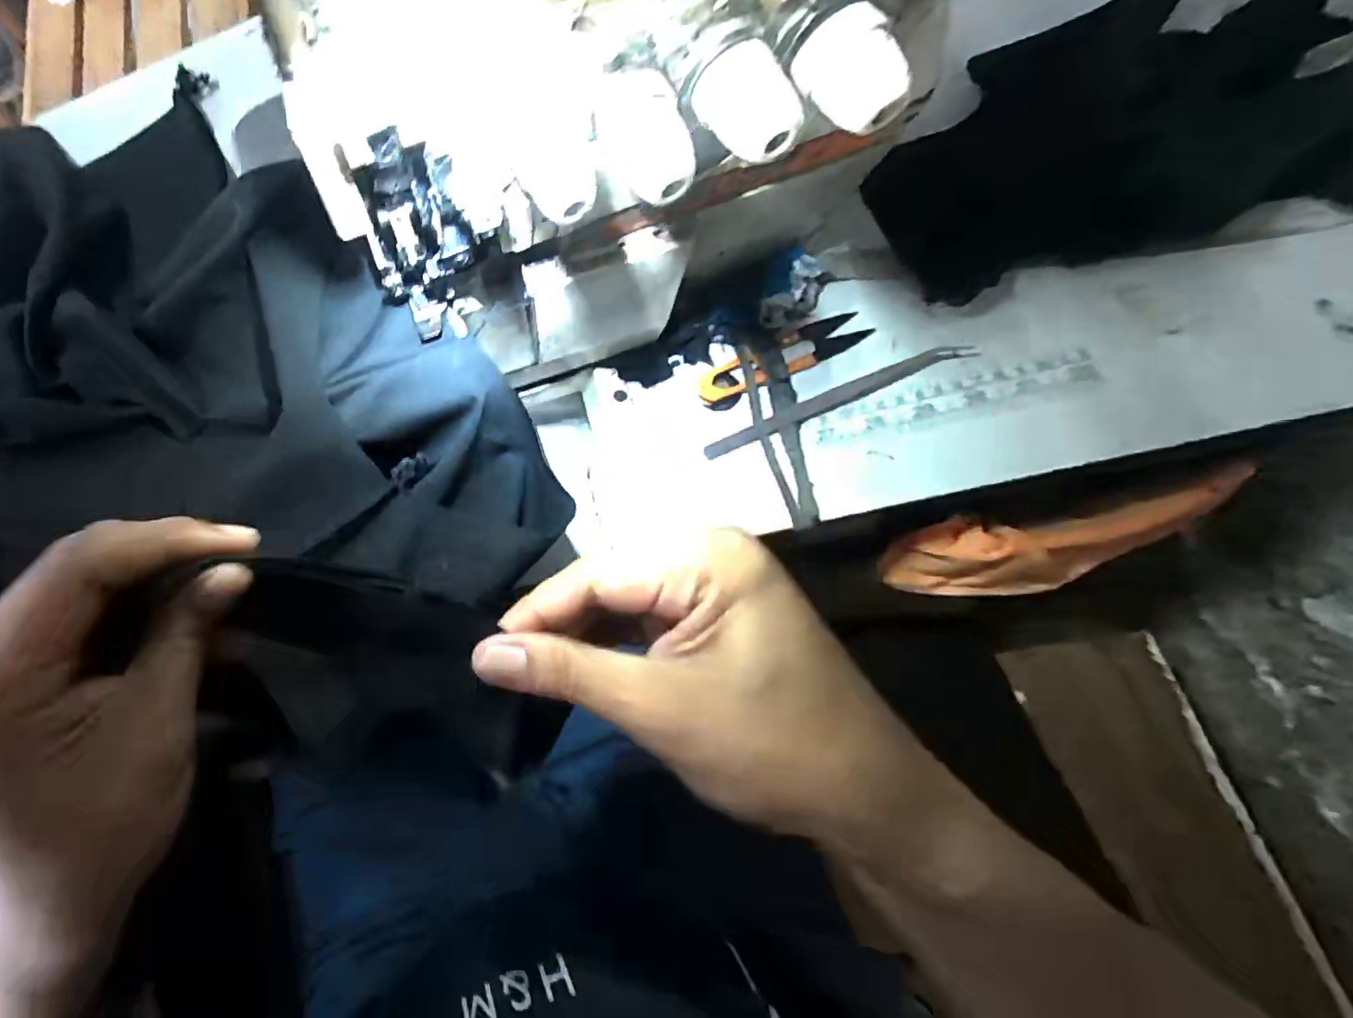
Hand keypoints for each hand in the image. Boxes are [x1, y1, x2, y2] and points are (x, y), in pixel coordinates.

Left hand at [0, 518, 258, 1013]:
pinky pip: (63, 628)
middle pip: (71, 573)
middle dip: (162, 559)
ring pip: (71, 595)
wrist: (48, 924)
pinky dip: (125, 621)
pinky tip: (177, 625)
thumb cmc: (104, 834)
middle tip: (234, 557)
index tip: (240, 540)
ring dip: (150, 590)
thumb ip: (186, 634)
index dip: (167, 539)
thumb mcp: (156, 725)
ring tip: (218, 592)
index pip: (78, 565)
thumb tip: (232, 570)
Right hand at [472, 529, 955, 871]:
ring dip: (581, 635)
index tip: (487, 649)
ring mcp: (718, 581)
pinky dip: (613, 644)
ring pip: (625, 599)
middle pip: (610, 580)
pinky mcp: (718, 612)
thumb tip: (483, 655)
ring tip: (531, 666)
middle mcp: (712, 552)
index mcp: (708, 556)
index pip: (599, 572)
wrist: (868, 800)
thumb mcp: (658, 708)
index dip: (537, 611)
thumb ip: (567, 672)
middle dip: (558, 622)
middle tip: (504, 662)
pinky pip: (648, 616)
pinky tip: (579, 665)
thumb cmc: (770, 749)